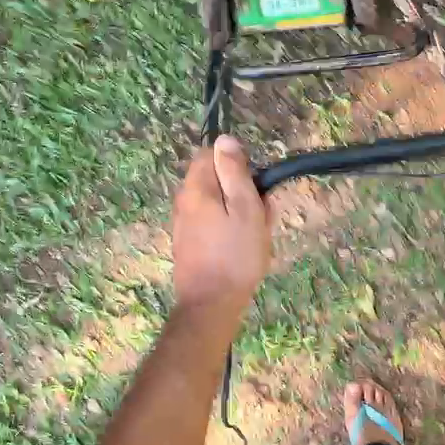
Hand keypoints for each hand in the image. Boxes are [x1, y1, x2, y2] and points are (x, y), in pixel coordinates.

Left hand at [171, 136, 273, 314]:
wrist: (211, 305)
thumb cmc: (236, 255)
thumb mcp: (245, 208)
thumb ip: (235, 172)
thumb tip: (225, 139)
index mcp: (196, 188)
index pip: (211, 154)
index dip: (237, 164)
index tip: (255, 186)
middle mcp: (183, 201)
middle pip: (214, 179)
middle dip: (240, 191)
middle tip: (261, 215)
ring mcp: (184, 223)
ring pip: (216, 203)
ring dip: (238, 212)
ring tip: (255, 235)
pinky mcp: (188, 243)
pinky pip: (212, 223)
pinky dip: (229, 229)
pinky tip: (242, 248)